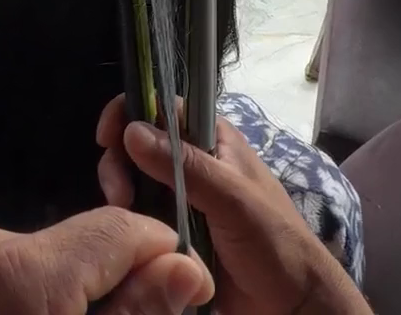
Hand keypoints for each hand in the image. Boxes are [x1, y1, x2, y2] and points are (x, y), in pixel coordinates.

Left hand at [0, 205, 213, 314]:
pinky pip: (21, 268)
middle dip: (125, 278)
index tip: (195, 289)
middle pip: (87, 242)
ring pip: (56, 254)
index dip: (164, 253)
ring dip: (88, 290)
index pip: (116, 228)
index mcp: (20, 270)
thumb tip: (188, 270)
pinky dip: (48, 296)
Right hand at [95, 98, 370, 314]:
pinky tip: (128, 233)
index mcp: (211, 138)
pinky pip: (141, 214)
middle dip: (120, 162)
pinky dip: (129, 219)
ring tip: (122, 216)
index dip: (131, 111)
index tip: (107, 136)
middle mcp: (192, 160)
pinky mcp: (173, 230)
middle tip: (117, 193)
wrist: (293, 307)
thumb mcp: (233, 199)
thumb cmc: (275, 242)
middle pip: (139, 143)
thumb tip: (132, 130)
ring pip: (135, 179)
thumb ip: (185, 165)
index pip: (162, 106)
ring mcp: (181, 196)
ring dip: (121, 192)